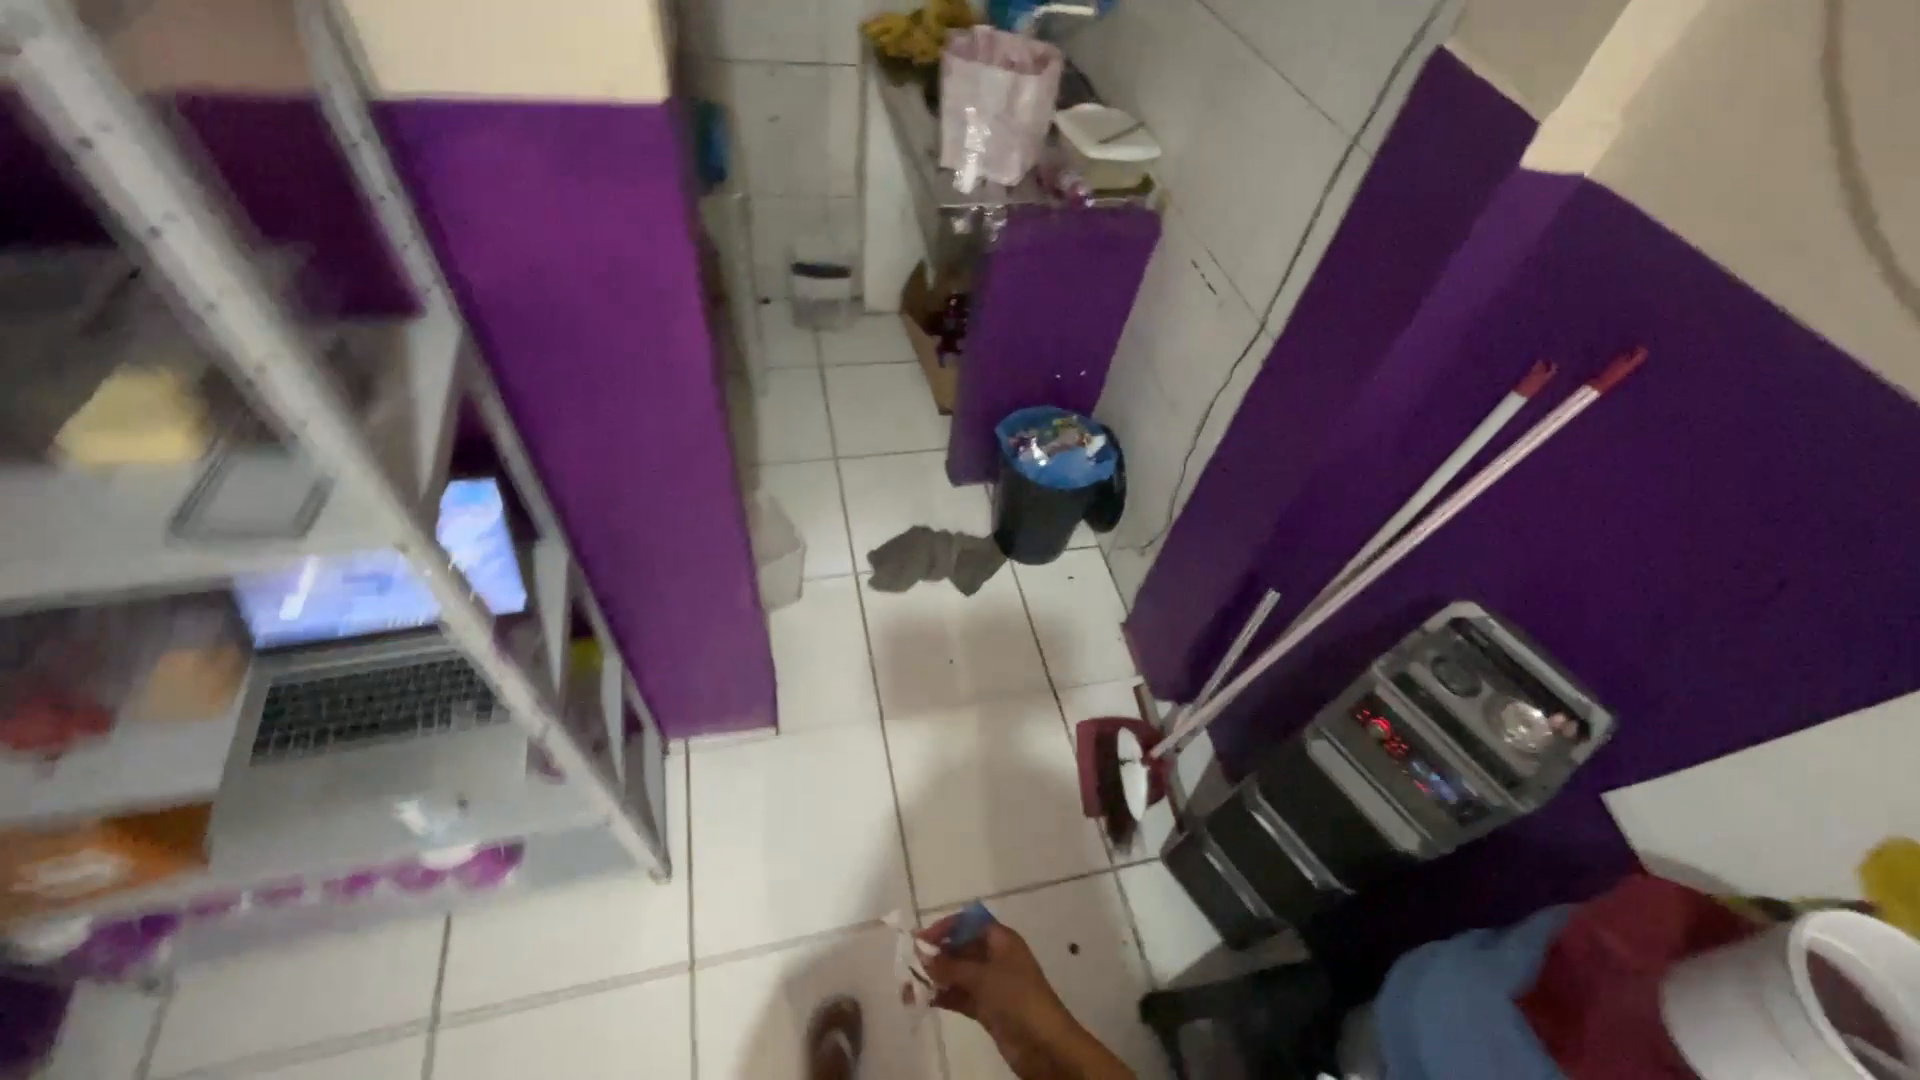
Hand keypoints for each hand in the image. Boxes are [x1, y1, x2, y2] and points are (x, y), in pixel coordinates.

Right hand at [917, 915, 1132, 1079]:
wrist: (1045, 1045)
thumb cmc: (1017, 998)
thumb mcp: (983, 977)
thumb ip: (951, 966)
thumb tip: (923, 955)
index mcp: (1001, 940)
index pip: (968, 923)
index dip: (945, 927)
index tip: (920, 939)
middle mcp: (995, 957)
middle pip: (961, 947)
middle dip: (936, 954)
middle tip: (909, 964)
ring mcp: (991, 983)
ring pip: (958, 974)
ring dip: (936, 978)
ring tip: (909, 987)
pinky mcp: (987, 1008)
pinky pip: (960, 996)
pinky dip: (944, 996)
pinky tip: (924, 1000)